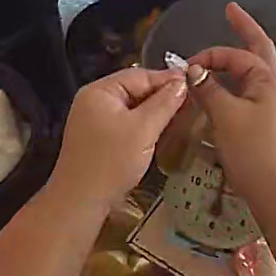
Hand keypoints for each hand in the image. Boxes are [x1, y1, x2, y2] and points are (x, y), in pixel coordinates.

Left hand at [50, 67, 187, 209]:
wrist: (82, 200)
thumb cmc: (111, 161)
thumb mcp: (143, 129)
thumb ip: (164, 103)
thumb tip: (183, 83)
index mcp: (100, 91)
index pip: (140, 75)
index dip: (167, 80)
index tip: (194, 84)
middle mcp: (95, 101)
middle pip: (136, 90)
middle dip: (163, 96)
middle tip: (192, 101)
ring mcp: (96, 121)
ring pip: (133, 108)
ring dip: (156, 112)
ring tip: (182, 115)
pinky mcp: (101, 139)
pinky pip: (128, 124)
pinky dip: (145, 125)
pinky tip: (162, 131)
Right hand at [188, 3, 275, 198]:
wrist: (272, 187)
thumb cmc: (251, 148)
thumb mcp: (224, 114)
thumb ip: (207, 88)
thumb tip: (192, 70)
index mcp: (269, 80)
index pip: (238, 54)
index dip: (212, 54)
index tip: (188, 66)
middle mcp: (275, 88)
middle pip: (258, 51)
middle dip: (244, 30)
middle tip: (231, 11)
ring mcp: (273, 105)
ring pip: (253, 74)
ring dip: (236, 62)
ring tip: (218, 54)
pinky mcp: (266, 122)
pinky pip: (249, 93)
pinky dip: (234, 85)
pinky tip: (222, 90)